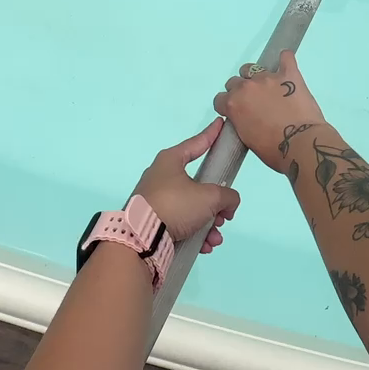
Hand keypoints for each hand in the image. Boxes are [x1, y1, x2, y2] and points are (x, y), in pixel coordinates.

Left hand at [134, 119, 241, 253]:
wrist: (141, 238)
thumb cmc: (176, 205)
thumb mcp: (210, 197)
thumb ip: (227, 196)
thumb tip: (228, 204)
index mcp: (171, 161)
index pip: (197, 143)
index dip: (212, 134)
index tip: (220, 123)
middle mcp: (162, 176)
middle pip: (198, 184)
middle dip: (216, 203)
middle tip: (225, 214)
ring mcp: (156, 199)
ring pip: (191, 208)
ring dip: (208, 223)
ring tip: (215, 238)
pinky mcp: (152, 220)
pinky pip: (180, 223)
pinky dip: (195, 233)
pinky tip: (205, 246)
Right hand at [212, 50, 328, 176]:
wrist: (301, 144)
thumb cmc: (274, 150)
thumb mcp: (247, 139)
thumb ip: (241, 122)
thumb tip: (246, 117)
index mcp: (233, 104)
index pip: (220, 99)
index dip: (228, 107)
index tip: (237, 112)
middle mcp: (247, 87)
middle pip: (235, 82)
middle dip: (241, 92)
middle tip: (255, 104)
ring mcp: (268, 78)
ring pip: (253, 68)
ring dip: (257, 77)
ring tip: (269, 89)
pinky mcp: (290, 74)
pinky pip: (285, 57)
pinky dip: (284, 61)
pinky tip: (286, 67)